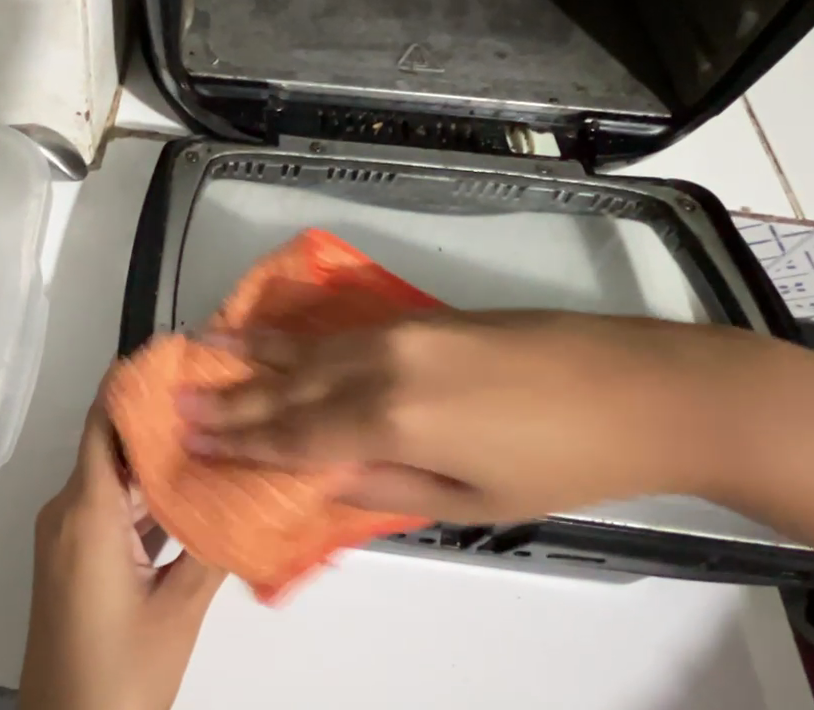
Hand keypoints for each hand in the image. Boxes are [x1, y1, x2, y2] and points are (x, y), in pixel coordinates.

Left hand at [19, 399, 225, 709]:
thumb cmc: (119, 675)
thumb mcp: (177, 612)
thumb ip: (210, 549)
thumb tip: (247, 496)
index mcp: (87, 512)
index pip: (104, 423)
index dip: (132, 384)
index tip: (174, 358)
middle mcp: (68, 511)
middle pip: (111, 445)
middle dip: (158, 420)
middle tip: (212, 397)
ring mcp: (68, 535)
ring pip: (113, 477)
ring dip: (154, 461)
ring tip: (210, 436)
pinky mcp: (74, 558)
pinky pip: (108, 508)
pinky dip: (143, 497)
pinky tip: (188, 495)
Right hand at [182, 310, 773, 524]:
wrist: (637, 388)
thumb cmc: (561, 464)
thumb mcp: (475, 499)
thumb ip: (387, 484)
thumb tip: (321, 480)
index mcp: (392, 422)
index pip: (295, 434)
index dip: (240, 440)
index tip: (190, 437)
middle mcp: (380, 368)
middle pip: (288, 387)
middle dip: (230, 397)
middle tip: (176, 399)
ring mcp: (397, 332)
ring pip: (306, 348)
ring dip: (251, 355)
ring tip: (202, 352)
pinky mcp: (417, 315)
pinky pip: (337, 329)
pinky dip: (295, 333)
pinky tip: (272, 332)